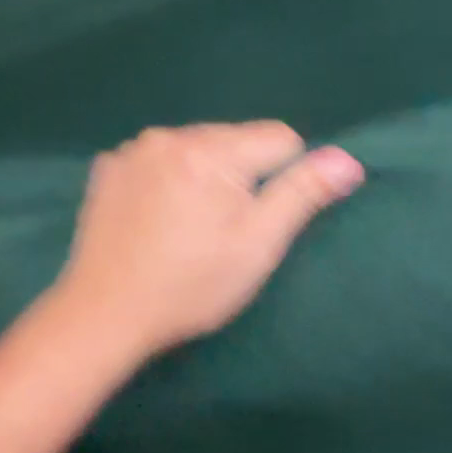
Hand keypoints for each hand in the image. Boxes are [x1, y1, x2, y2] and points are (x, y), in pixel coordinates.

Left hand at [49, 121, 364, 362]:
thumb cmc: (192, 285)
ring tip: (193, 227)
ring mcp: (133, 151)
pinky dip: (171, 179)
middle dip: (245, 175)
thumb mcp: (259, 244)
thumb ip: (303, 193)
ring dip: (208, 175)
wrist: (103, 316)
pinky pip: (161, 159)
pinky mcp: (108, 169)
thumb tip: (348, 159)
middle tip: (228, 230)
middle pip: (237, 139)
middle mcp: (170, 136)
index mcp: (211, 152)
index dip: (287, 177)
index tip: (264, 220)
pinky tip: (160, 220)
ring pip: (199, 148)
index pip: (281, 139)